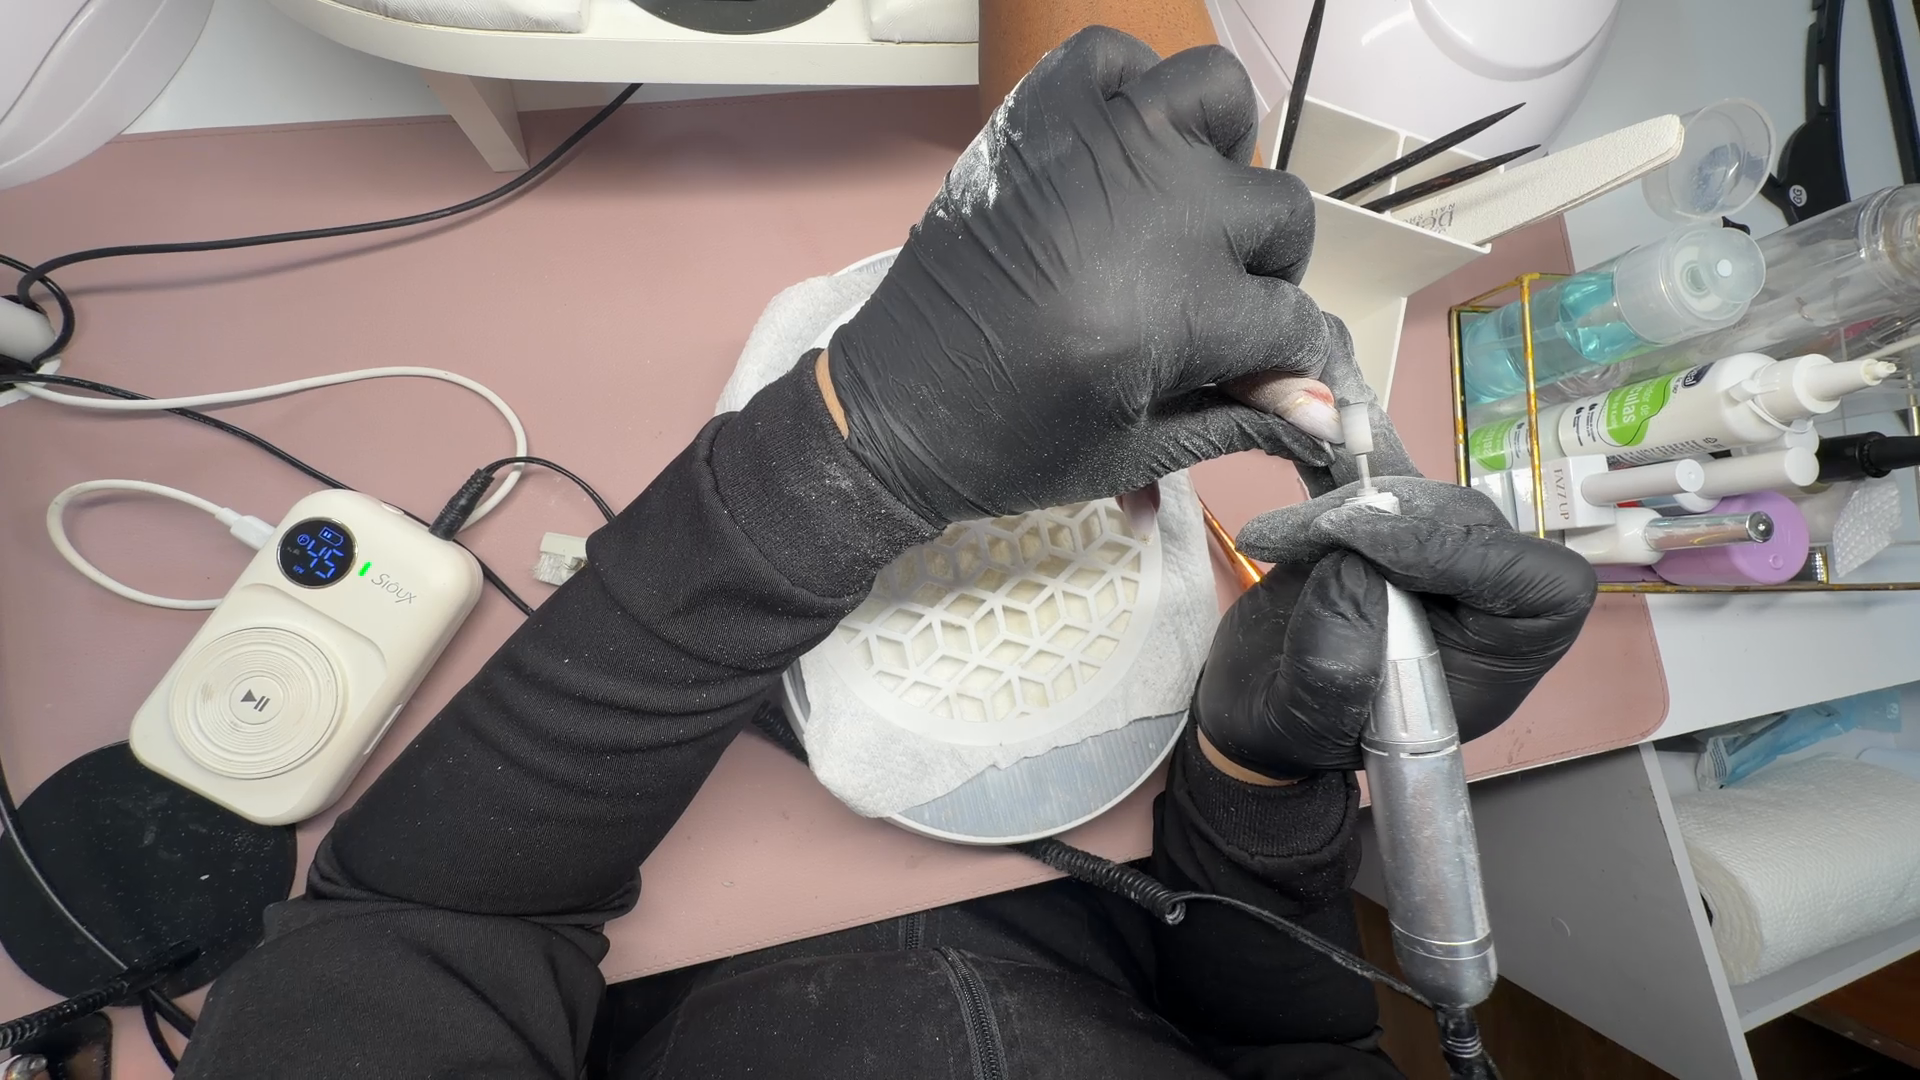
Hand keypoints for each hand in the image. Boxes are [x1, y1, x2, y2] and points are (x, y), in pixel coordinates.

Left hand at [827, 26, 1338, 526]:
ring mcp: (1096, 146)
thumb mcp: (1130, 451)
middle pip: (1278, 215)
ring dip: (1221, 162)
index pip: (1292, 321)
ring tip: (1178, 215)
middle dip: (1264, 272)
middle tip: (1216, 306)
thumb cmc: (1008, 447)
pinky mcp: (1039, 115)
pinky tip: (1119, 159)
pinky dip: (1136, 97)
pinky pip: (1121, 60)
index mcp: (1175, 312)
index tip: (1287, 373)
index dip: (1299, 358)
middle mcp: (1153, 212)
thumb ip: (1235, 419)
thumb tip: (1327, 410)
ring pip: (1221, 103)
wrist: (896, 411)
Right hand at [1196, 477, 1596, 779]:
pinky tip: (1311, 431)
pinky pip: (1370, 485)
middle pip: (1469, 523)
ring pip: (1414, 496)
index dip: (1465, 552)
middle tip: (1306, 534)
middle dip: (1385, 518)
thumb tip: (1352, 562)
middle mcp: (1470, 599)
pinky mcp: (1368, 536)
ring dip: (1343, 498)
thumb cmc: (1289, 734)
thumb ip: (1337, 661)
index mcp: (1489, 657)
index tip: (1366, 547)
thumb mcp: (1309, 721)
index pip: (1534, 586)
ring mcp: (1418, 561)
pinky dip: (1338, 460)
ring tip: (1273, 535)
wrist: (1248, 711)